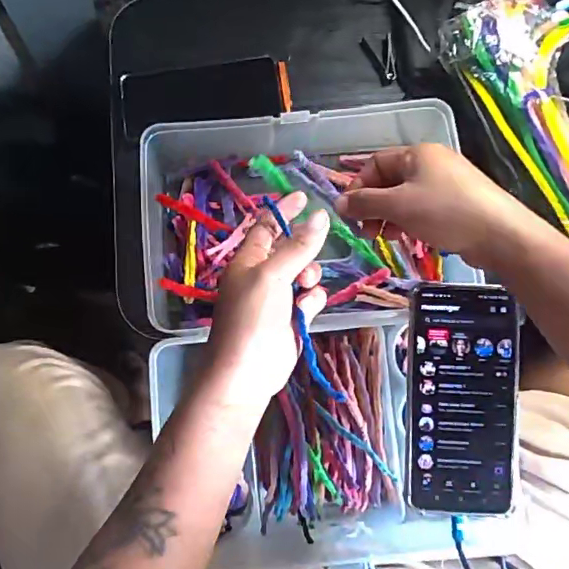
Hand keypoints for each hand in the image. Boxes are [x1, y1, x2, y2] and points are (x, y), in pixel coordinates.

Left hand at [200, 190, 329, 413]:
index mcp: (247, 260)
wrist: (247, 372)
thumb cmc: (251, 318)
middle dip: (304, 250)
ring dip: (310, 277)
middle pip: (290, 249)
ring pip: (305, 274)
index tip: (304, 196)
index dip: (284, 211)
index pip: (266, 227)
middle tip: (310, 255)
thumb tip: (321, 216)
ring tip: (304, 288)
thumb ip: (298, 246)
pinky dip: (311, 301)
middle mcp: (261, 276)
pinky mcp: (291, 319)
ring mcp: (277, 298)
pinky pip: (310, 299)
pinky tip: (305, 311)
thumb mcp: (273, 275)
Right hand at [334, 144, 547, 267]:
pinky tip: (411, 238)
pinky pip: (423, 208)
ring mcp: (447, 182)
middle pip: (389, 182)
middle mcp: (431, 163)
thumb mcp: (398, 206)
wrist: (500, 234)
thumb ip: (365, 203)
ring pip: (405, 198)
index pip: (374, 164)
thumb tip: (339, 203)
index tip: (349, 214)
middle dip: (373, 207)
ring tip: (387, 238)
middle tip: (367, 232)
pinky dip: (410, 222)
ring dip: (390, 217)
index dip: (357, 188)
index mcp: (416, 154)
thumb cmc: (445, 212)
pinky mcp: (458, 203)